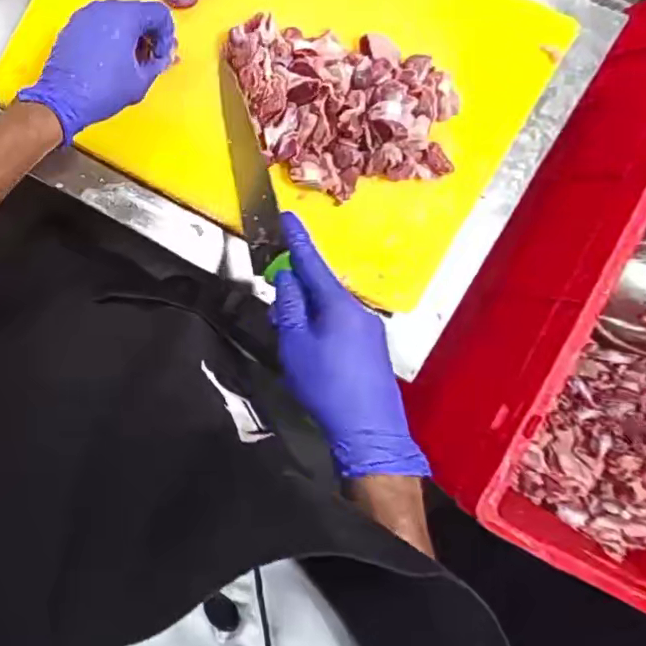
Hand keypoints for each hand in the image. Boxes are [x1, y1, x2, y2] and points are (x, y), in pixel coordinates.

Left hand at [18, 0, 175, 144]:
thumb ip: (158, 64)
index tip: (161, 56)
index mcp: (126, 15)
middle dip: (147, 36)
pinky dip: (108, 38)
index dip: (166, 36)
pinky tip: (107, 61)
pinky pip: (98, 26)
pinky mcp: (71, 27)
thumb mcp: (140, 81)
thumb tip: (162, 58)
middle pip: (137, 14)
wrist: (61, 102)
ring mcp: (85, 16)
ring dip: (127, 37)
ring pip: (117, 19)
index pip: (159, 14)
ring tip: (127, 64)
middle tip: (147, 61)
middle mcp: (104, 8)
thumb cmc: (101, 91)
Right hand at [271, 212, 429, 479]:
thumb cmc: (325, 383)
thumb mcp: (295, 343)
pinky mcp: (370, 347)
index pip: (313, 264)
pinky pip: (339, 323)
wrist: (369, 428)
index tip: (287, 216)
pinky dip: (318, 326)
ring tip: (288, 336)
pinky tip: (308, 348)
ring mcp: (368, 328)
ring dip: (304, 312)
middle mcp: (358, 310)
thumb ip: (289, 306)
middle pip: (320, 287)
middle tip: (274, 309)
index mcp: (338, 305)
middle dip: (294, 290)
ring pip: (328, 307)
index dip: (297, 240)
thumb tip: (287, 276)